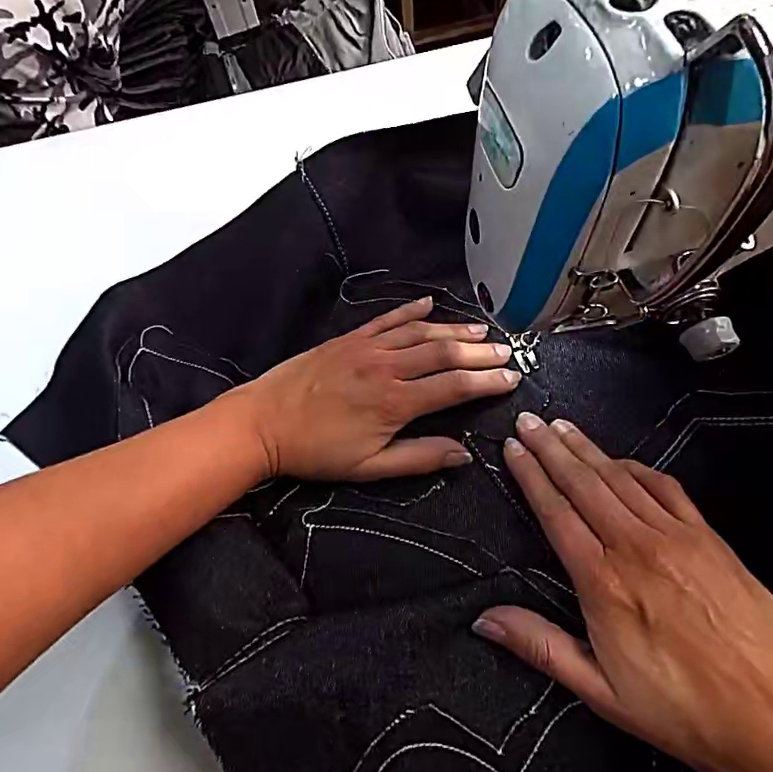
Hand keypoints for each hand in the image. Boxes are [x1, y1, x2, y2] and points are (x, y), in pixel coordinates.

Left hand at [231, 298, 520, 483]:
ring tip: (483, 329)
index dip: (487, 381)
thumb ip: (418, 457)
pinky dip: (412, 311)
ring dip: (456, 328)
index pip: (454, 386)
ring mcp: (369, 347)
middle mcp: (387, 367)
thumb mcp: (367, 467)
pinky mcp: (351, 338)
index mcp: (394, 402)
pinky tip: (430, 304)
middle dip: (481, 351)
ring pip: (422, 332)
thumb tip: (462, 454)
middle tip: (506, 351)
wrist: (262, 422)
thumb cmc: (315, 451)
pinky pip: (388, 319)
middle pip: (445, 352)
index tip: (511, 378)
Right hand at [475, 415, 772, 771]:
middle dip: (551, 448)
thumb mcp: (602, 693)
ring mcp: (674, 534)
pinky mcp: (706, 535)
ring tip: (564, 426)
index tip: (514, 449)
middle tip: (530, 420)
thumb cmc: (687, 709)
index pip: (556, 512)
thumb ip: (541, 647)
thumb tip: (488, 620)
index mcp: (604, 581)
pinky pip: (665, 487)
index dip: (531, 476)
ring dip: (588, 448)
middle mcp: (635, 545)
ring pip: (620, 477)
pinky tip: (623, 460)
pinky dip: (638, 467)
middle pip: (583, 482)